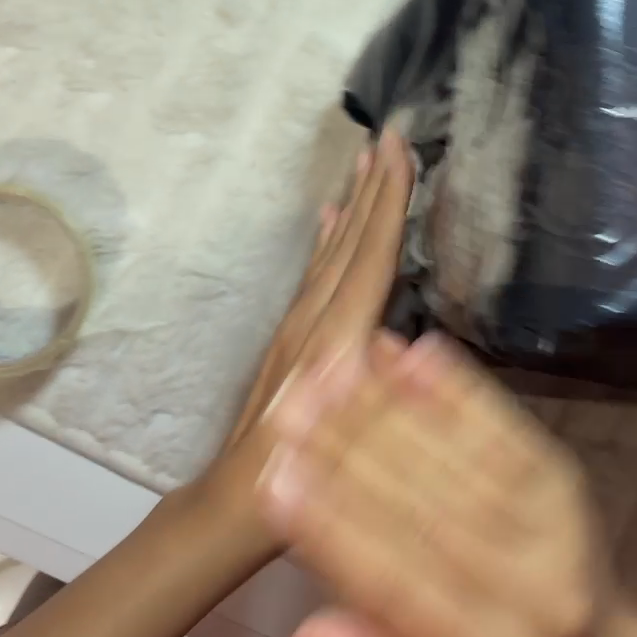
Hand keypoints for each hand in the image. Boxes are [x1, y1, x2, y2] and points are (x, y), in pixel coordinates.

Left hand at [206, 128, 414, 506]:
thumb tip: (396, 330)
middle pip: (351, 241)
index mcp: (334, 335)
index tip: (399, 147)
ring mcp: (297, 325)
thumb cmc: (305, 483)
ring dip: (352, 205)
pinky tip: (328, 220)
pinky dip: (325, 241)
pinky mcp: (289, 336)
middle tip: (388, 137)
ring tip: (364, 164)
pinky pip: (312, 274)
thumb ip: (366, 379)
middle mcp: (313, 318)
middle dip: (373, 188)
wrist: (237, 499)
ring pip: (331, 252)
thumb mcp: (348, 434)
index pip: (370, 253)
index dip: (388, 199)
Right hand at [259, 332, 609, 636]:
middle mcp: (535, 588)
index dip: (329, 526)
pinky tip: (409, 347)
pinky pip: (500, 424)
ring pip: (454, 456)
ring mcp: (555, 525)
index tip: (274, 477)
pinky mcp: (561, 477)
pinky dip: (453, 384)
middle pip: (423, 507)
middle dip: (346, 451)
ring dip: (386, 405)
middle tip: (289, 406)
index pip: (394, 580)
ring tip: (329, 370)